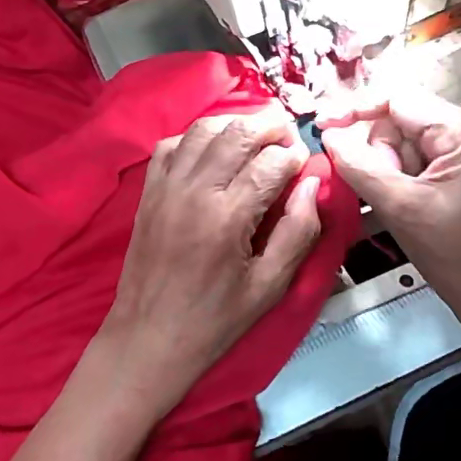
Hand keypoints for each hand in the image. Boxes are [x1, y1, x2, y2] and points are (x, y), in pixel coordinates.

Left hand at [98, 107, 323, 417]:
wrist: (148, 337)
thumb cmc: (215, 319)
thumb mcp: (270, 287)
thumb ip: (298, 232)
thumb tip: (313, 184)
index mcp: (228, 217)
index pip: (270, 163)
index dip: (295, 157)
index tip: (305, 165)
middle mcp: (195, 191)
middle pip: (237, 133)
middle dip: (270, 126)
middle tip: (288, 135)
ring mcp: (167, 186)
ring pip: (204, 129)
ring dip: (235, 123)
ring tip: (257, 132)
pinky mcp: (148, 191)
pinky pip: (172, 143)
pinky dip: (197, 136)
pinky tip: (215, 147)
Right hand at [318, 91, 460, 342]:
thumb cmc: (457, 255)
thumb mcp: (401, 207)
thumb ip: (359, 166)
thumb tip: (328, 135)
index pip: (399, 99)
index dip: (356, 109)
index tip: (322, 126)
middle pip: (401, 121)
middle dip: (377, 151)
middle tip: (370, 188)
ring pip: (406, 144)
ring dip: (385, 170)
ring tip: (389, 205)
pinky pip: (418, 164)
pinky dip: (398, 181)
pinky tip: (393, 206)